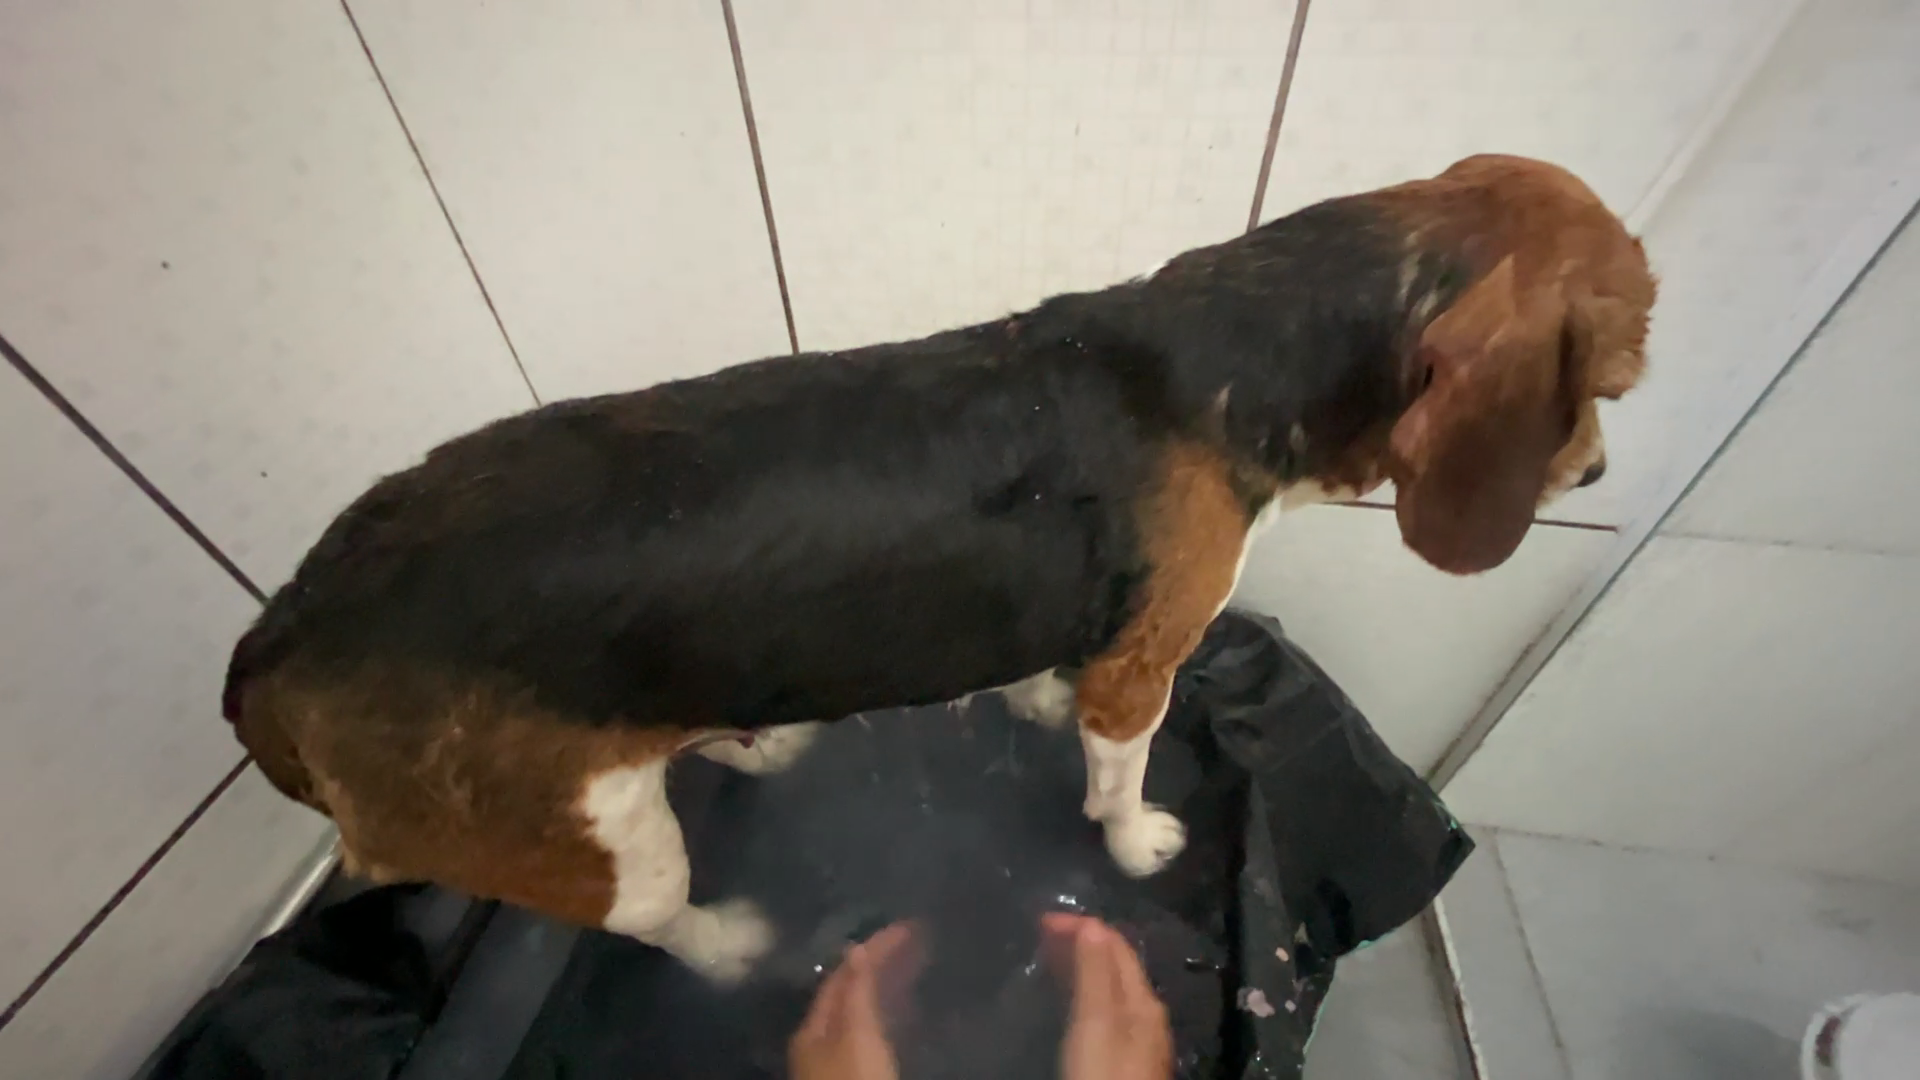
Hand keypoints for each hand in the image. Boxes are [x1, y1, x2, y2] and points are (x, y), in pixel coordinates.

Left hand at [789, 922, 920, 1079]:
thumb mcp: (856, 1035)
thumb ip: (856, 992)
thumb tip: (856, 947)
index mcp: (812, 1026)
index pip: (842, 972)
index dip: (873, 946)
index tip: (907, 927)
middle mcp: (817, 1041)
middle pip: (847, 990)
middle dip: (877, 962)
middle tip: (912, 941)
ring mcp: (832, 1062)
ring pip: (858, 1011)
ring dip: (881, 986)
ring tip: (910, 968)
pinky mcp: (852, 1076)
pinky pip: (868, 1030)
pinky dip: (884, 1011)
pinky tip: (901, 1013)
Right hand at [1042, 913, 1173, 1079]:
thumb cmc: (1103, 1077)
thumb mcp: (1096, 1024)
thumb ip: (1095, 973)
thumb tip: (1091, 923)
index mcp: (1142, 1000)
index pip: (1114, 943)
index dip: (1080, 925)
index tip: (1040, 920)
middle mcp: (1143, 1013)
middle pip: (1112, 963)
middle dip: (1078, 940)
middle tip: (1038, 933)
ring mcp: (1135, 1038)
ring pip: (1105, 986)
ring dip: (1077, 963)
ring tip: (1045, 955)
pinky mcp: (1121, 1059)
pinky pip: (1100, 1008)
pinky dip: (1079, 989)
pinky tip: (1063, 997)